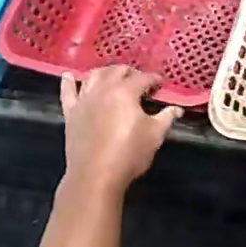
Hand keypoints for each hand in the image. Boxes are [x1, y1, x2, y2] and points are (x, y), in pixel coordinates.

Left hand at [59, 67, 180, 197]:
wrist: (96, 175)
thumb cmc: (129, 154)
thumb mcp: (155, 135)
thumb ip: (166, 117)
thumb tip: (177, 109)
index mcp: (125, 92)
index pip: (143, 79)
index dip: (154, 80)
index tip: (161, 84)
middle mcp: (103, 89)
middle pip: (117, 71)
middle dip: (131, 73)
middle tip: (141, 82)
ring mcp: (84, 99)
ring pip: (94, 76)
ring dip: (106, 72)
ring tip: (114, 76)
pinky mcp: (71, 112)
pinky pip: (67, 92)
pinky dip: (68, 82)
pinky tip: (69, 76)